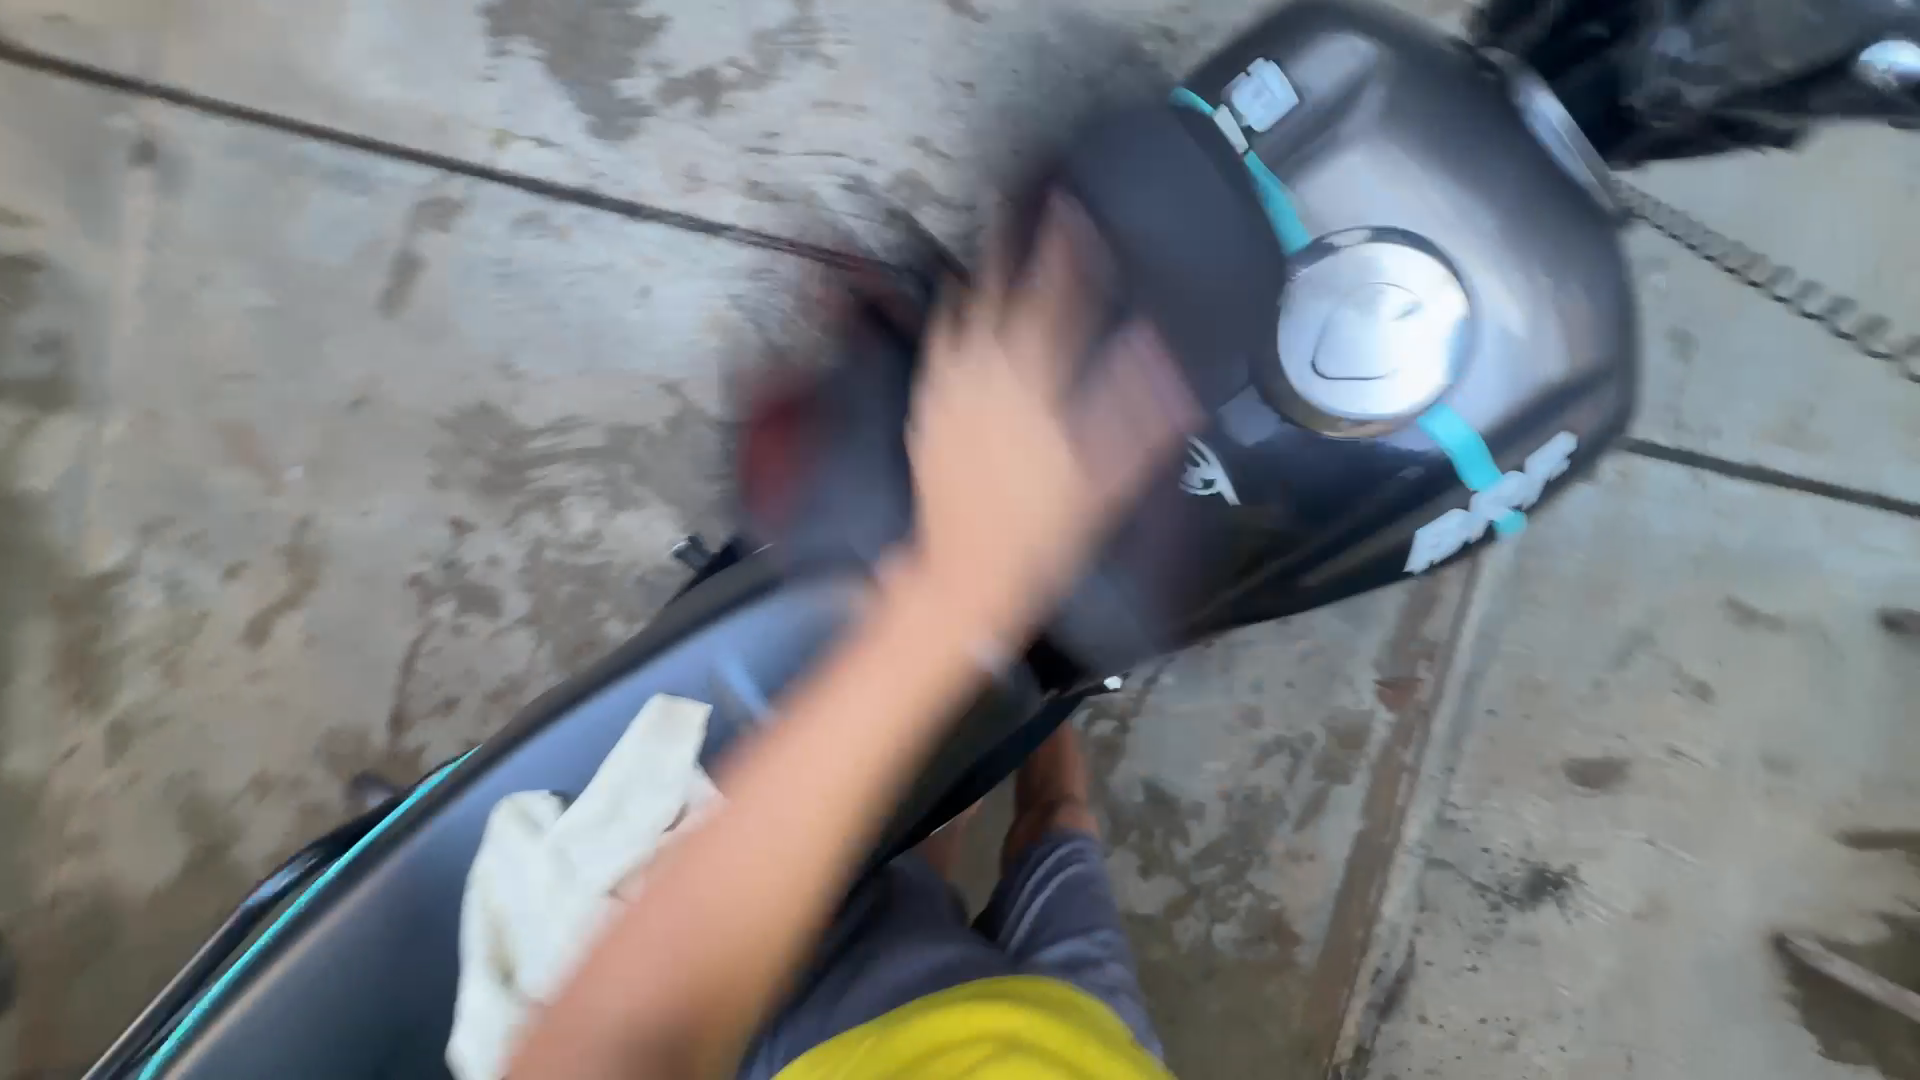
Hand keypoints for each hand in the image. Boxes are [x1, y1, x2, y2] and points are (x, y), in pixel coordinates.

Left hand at [896, 196, 1200, 647]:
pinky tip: (952, 311)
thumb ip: (1134, 410)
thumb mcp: (1102, 478)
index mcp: (1034, 386)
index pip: (1055, 302)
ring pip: (962, 317)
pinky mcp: (926, 413)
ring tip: (986, 244)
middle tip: (1015, 204)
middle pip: (1000, 296)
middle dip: (1011, 247)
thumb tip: (1157, 350)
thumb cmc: (1039, 531)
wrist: (965, 569)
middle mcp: (986, 378)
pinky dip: (948, 321)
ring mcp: (950, 393)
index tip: (1071, 211)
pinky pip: (937, 350)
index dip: (1066, 252)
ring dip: (977, 276)